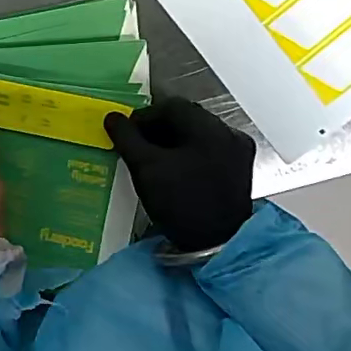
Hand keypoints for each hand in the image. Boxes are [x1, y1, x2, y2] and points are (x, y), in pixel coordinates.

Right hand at [104, 99, 255, 252]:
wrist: (215, 244)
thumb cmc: (179, 202)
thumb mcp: (145, 168)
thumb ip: (127, 138)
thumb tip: (112, 117)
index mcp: (209, 128)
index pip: (170, 106)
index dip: (143, 117)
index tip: (126, 134)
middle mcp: (228, 134)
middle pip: (186, 118)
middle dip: (158, 128)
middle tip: (136, 146)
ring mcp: (237, 152)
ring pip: (197, 135)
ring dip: (173, 141)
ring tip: (152, 160)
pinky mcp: (239, 171)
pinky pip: (208, 151)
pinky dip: (188, 154)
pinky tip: (174, 171)